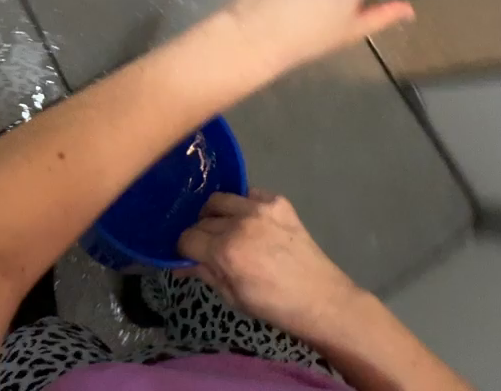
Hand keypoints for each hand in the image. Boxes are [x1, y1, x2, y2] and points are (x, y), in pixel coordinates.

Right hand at [175, 190, 372, 344]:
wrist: (322, 300)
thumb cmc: (275, 306)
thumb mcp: (233, 297)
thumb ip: (204, 273)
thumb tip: (179, 263)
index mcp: (225, 252)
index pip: (187, 238)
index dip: (185, 248)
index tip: (191, 255)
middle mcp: (239, 224)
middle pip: (202, 218)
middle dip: (201, 233)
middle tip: (210, 246)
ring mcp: (259, 208)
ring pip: (220, 199)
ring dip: (217, 214)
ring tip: (227, 229)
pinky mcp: (277, 201)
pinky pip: (247, 194)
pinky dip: (243, 206)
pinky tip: (252, 222)